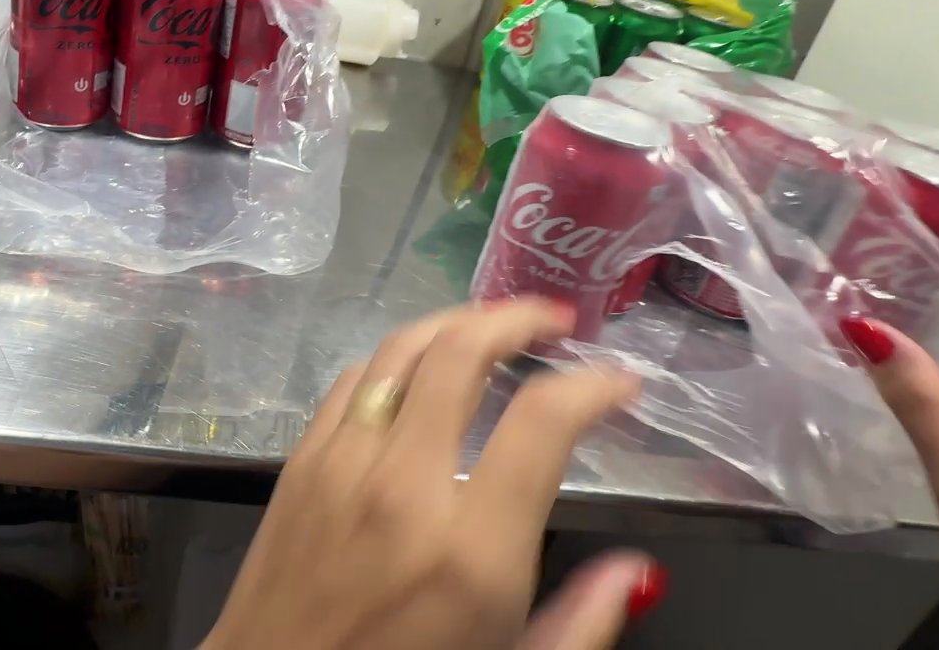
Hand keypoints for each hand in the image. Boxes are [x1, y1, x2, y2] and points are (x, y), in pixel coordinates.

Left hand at [202, 302, 662, 649]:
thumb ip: (583, 622)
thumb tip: (636, 570)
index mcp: (469, 548)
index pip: (541, 422)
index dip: (592, 385)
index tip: (618, 379)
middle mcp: (403, 484)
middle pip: (461, 352)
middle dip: (516, 318)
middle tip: (554, 320)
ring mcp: (342, 461)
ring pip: (402, 349)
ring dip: (455, 322)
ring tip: (493, 326)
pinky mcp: (301, 458)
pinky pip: (353, 377)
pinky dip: (397, 357)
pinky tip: (420, 366)